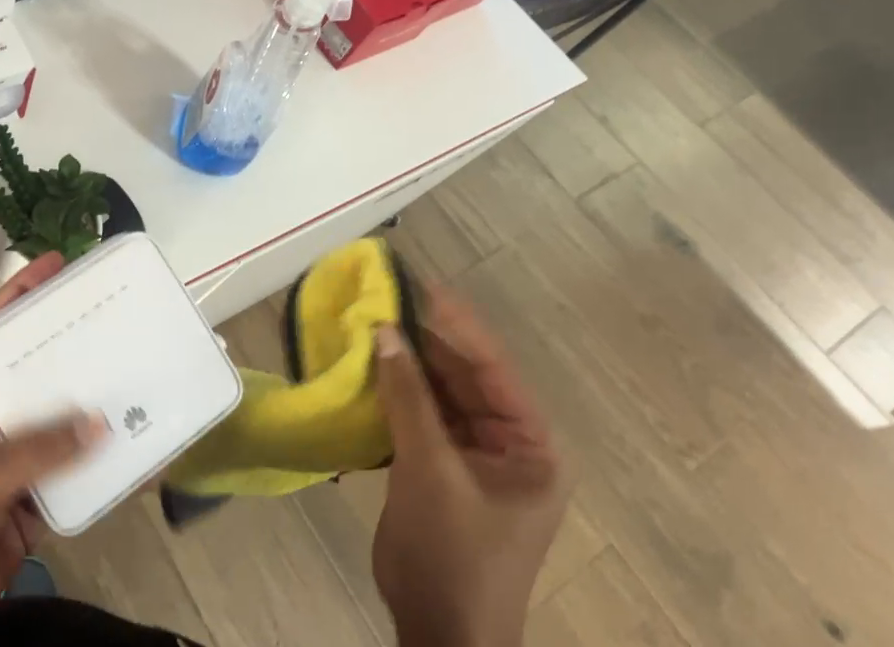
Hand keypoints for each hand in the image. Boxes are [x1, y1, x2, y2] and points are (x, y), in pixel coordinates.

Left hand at [0, 253, 103, 646]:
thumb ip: (31, 453)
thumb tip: (97, 424)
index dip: (18, 297)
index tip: (55, 264)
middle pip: (36, 380)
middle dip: (72, 353)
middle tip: (119, 323)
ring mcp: (12, 467)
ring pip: (61, 431)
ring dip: (95, 414)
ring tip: (142, 384)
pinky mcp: (32, 508)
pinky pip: (74, 482)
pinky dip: (104, 473)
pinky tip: (140, 460)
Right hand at [372, 291, 565, 646]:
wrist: (440, 632)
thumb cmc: (453, 554)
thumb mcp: (431, 472)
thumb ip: (409, 400)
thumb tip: (385, 331)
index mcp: (531, 446)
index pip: (493, 369)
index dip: (456, 324)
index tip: (418, 283)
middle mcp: (508, 444)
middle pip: (462, 378)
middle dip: (422, 342)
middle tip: (379, 298)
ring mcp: (472, 458)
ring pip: (436, 396)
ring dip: (403, 367)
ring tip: (365, 323)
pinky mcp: (439, 470)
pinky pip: (417, 419)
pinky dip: (391, 397)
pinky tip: (362, 371)